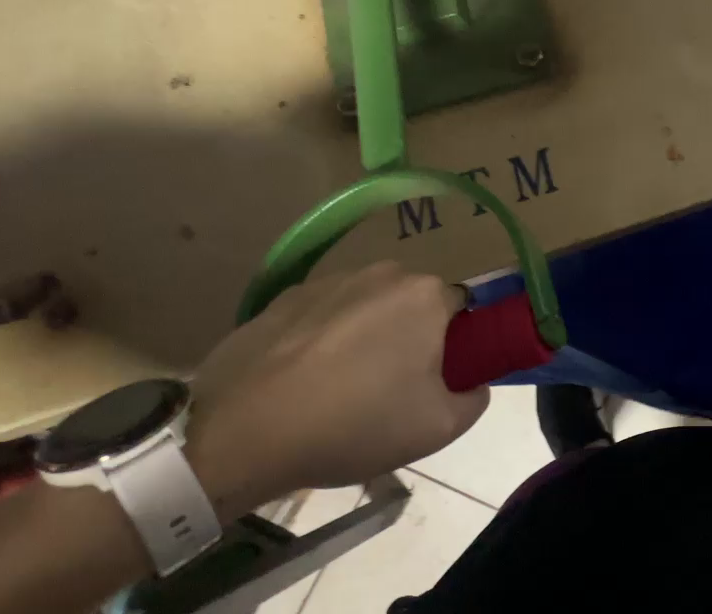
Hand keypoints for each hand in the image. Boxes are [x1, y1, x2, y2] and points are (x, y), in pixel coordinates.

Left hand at [183, 262, 490, 517]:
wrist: (236, 439)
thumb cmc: (352, 426)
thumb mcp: (438, 428)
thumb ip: (475, 398)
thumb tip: (473, 383)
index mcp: (428, 295)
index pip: (462, 311)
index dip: (455, 346)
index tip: (435, 382)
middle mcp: (384, 273)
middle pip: (414, 305)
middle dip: (410, 338)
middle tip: (390, 391)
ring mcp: (328, 281)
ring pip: (367, 308)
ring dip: (365, 337)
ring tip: (338, 389)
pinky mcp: (281, 298)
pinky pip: (322, 315)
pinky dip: (321, 340)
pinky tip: (301, 382)